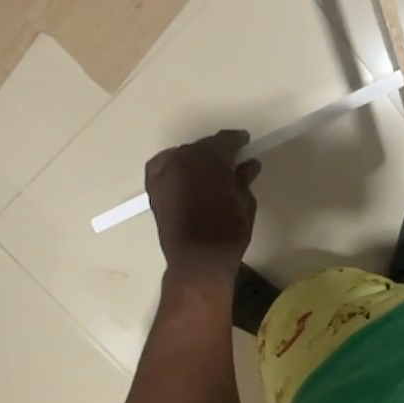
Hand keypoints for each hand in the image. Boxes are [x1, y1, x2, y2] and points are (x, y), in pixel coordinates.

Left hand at [145, 130, 261, 282]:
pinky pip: (163, 165)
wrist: (197, 262)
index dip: (237, 140)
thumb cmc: (227, 235)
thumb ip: (244, 180)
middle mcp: (185, 159)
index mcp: (211, 161)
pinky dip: (174, 164)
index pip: (225, 141)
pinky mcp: (154, 188)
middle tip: (230, 159)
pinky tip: (182, 170)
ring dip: (197, 158)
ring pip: (184, 155)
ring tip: (209, 169)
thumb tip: (249, 165)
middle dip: (217, 150)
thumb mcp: (245, 205)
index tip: (245, 143)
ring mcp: (166, 172)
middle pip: (203, 146)